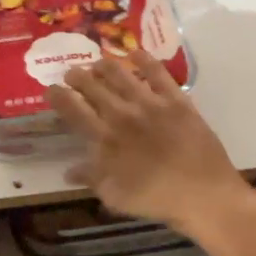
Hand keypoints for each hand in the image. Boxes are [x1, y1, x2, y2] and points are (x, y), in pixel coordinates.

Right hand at [48, 53, 255, 235]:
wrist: (204, 195)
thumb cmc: (156, 200)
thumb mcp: (115, 196)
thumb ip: (91, 179)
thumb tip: (67, 171)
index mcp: (106, 139)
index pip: (74, 110)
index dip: (59, 97)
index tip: (50, 89)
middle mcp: (124, 115)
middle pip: (94, 87)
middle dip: (78, 77)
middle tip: (70, 73)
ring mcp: (152, 105)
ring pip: (122, 75)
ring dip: (105, 66)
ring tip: (97, 63)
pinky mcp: (178, 101)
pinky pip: (159, 74)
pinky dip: (145, 61)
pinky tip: (136, 54)